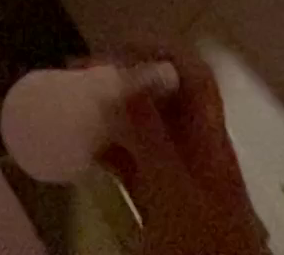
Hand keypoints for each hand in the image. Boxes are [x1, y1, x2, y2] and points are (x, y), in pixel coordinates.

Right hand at [98, 43, 262, 254]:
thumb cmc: (200, 245)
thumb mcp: (173, 193)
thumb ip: (151, 138)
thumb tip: (127, 81)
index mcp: (210, 139)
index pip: (193, 75)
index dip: (160, 51)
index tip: (116, 48)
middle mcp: (197, 149)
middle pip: (164, 95)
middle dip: (123, 75)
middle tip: (80, 71)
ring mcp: (180, 175)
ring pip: (145, 126)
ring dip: (111, 108)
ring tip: (73, 99)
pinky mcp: (163, 201)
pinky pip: (134, 159)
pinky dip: (109, 146)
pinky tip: (82, 146)